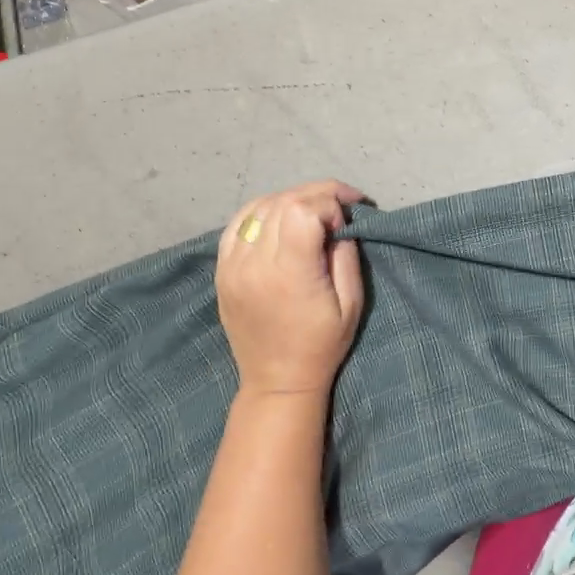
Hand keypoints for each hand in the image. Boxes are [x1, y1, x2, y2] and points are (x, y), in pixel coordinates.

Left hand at [216, 181, 367, 397]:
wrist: (277, 380)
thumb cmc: (322, 345)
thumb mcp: (352, 303)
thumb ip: (346, 256)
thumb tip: (340, 222)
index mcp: (289, 273)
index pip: (303, 209)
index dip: (331, 204)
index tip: (347, 220)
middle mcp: (254, 264)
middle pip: (282, 202)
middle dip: (316, 195)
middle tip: (340, 206)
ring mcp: (232, 266)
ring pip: (259, 207)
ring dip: (291, 199)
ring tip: (313, 210)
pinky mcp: (221, 270)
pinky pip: (237, 224)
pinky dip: (262, 211)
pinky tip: (281, 216)